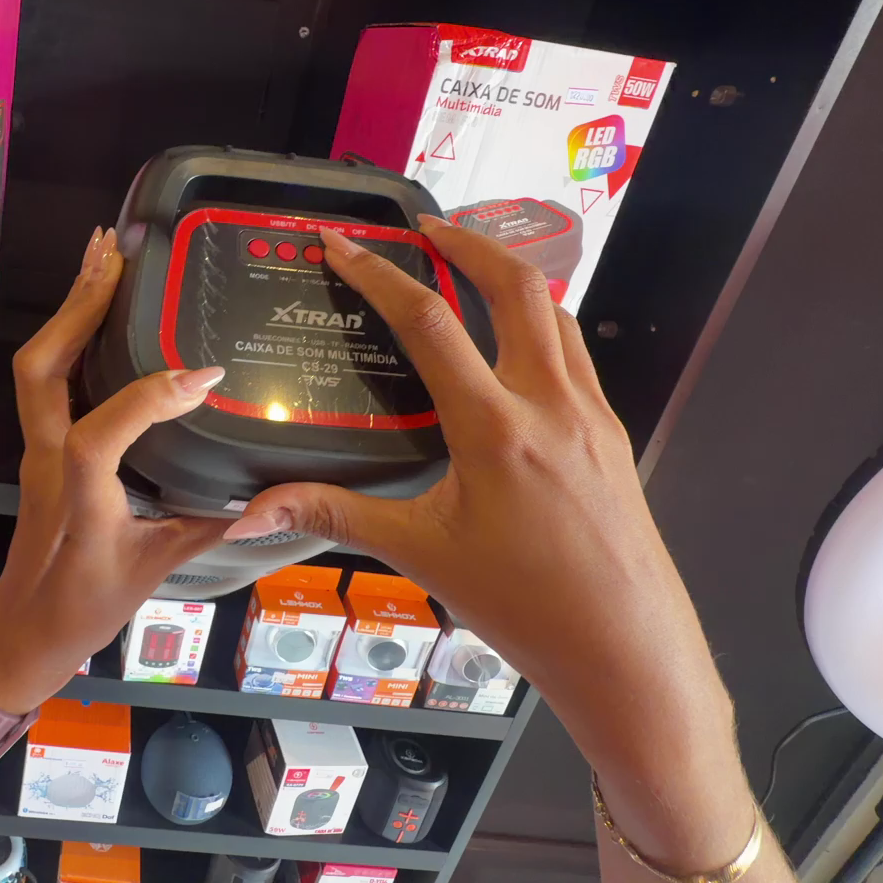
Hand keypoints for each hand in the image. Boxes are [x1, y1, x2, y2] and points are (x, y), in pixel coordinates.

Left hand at [0, 227, 247, 713]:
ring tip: (103, 257)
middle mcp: (49, 460)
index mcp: (79, 497)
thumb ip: (208, 526)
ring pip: (38, 365)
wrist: (22, 628)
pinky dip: (70, 332)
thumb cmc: (85, 607)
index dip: (153, 397)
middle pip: (43, 368)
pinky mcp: (41, 444)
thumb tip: (265, 496)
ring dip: (70, 307)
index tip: (207, 376)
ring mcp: (38, 447)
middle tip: (115, 251)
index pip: (103, 433)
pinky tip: (96, 308)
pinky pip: (47, 377)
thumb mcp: (155, 569)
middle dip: (79, 303)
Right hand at [239, 215, 713, 705]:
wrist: (632, 656)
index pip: (429, 323)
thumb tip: (251, 515)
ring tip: (466, 265)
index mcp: (495, 426)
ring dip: (510, 274)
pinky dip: (539, 320)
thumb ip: (332, 515)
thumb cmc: (524, 604)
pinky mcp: (611, 433)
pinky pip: (573, 351)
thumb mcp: (419, 553)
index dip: (378, 275)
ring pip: (557, 313)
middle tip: (423, 226)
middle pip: (518, 287)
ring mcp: (591, 414)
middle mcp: (550, 402)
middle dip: (468, 242)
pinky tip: (511, 343)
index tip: (342, 244)